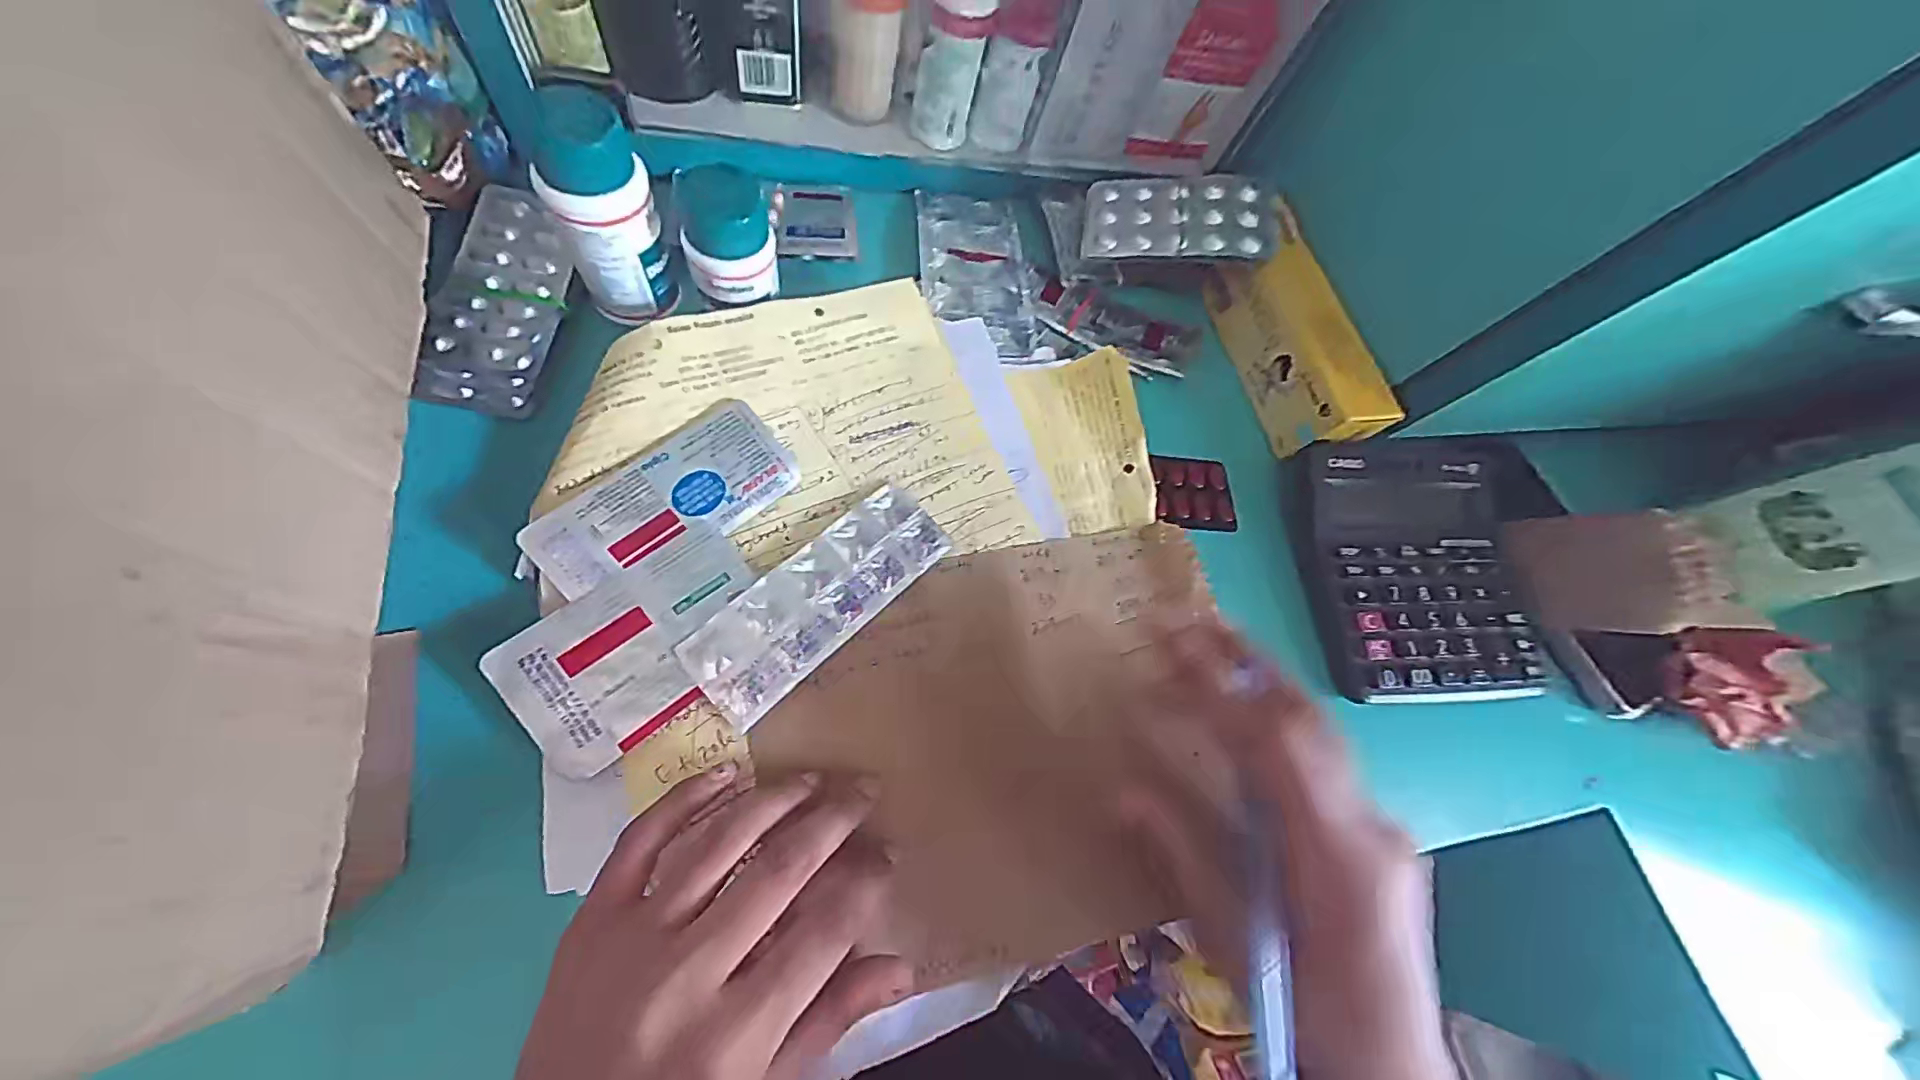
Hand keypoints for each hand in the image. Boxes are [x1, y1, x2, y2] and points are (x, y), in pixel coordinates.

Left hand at [517, 764, 912, 1079]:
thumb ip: (827, 1021)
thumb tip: (900, 966)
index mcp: (736, 1035)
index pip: (825, 929)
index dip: (866, 880)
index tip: (886, 852)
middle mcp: (688, 976)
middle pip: (781, 869)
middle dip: (835, 819)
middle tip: (863, 789)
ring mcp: (633, 937)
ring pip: (719, 840)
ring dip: (774, 798)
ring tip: (810, 779)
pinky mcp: (590, 917)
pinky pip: (642, 838)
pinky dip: (686, 796)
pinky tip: (728, 773)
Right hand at [1120, 618, 1453, 1079]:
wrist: (1397, 1073)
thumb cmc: (1313, 1021)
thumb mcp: (1239, 948)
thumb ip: (1185, 864)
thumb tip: (1127, 793)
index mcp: (1340, 856)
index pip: (1277, 746)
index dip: (1220, 690)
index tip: (1171, 648)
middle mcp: (1371, 825)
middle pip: (1306, 720)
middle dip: (1242, 660)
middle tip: (1186, 619)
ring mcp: (1379, 824)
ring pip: (1318, 729)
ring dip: (1257, 677)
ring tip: (1207, 640)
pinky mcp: (1371, 830)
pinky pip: (1320, 755)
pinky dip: (1273, 713)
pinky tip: (1242, 700)